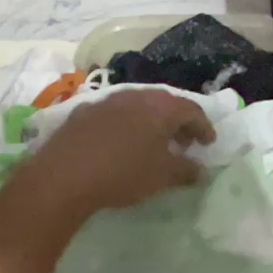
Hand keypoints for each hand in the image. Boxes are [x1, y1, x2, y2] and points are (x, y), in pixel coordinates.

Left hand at [5, 89, 215, 224]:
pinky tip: (121, 143)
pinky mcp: (83, 112)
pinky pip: (114, 114)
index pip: (191, 109)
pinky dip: (125, 125)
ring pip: (137, 106)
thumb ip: (186, 170)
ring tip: (153, 144)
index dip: (203, 126)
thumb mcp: (162, 176)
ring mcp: (106, 101)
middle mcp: (135, 95)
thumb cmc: (123, 173)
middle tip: (184, 143)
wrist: (64, 175)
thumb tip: (199, 168)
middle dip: (177, 123)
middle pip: (164, 104)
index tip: (208, 143)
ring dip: (150, 122)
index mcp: (160, 107)